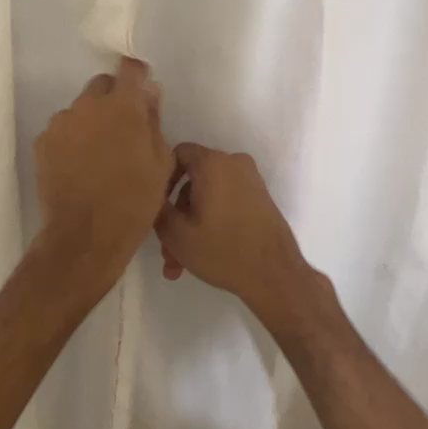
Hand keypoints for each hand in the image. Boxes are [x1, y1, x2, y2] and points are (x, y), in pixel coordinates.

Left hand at [32, 58, 172, 284]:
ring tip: (98, 157)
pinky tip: (78, 168)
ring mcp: (60, 124)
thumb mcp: (161, 163)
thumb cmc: (134, 201)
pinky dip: (71, 142)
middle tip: (122, 132)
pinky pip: (61, 132)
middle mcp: (87, 105)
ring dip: (90, 123)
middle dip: (113, 100)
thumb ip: (154, 121)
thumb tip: (148, 94)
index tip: (142, 92)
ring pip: (79, 111)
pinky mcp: (42, 144)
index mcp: (123, 106)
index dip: (137, 77)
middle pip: (101, 87)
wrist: (86, 235)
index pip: (130, 69)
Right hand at [155, 143, 317, 314]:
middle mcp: (234, 164)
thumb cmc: (221, 250)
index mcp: (213, 163)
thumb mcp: (175, 233)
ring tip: (179, 263)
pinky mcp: (259, 200)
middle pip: (192, 182)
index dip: (160, 178)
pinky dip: (210, 224)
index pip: (176, 154)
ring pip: (207, 199)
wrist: (274, 274)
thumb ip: (158, 208)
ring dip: (190, 226)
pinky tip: (198, 256)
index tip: (155, 206)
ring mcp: (250, 182)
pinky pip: (225, 204)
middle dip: (176, 216)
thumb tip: (154, 197)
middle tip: (166, 249)